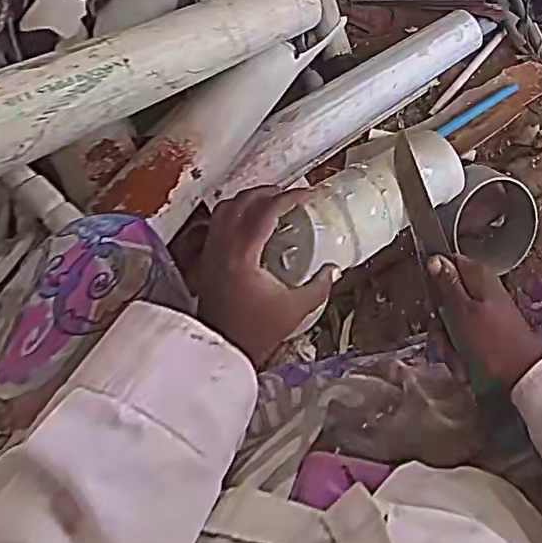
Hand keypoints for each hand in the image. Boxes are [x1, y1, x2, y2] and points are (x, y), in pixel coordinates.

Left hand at [194, 186, 336, 366]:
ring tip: (270, 202)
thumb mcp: (295, 309)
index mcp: (243, 254)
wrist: (222, 350)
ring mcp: (211, 252)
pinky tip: (250, 222)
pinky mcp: (206, 260)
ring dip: (249, 198)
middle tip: (291, 195)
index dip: (289, 197)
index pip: (266, 211)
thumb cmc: (256, 332)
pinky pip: (218, 222)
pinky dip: (235, 212)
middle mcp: (223, 247)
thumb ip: (319, 286)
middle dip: (269, 192)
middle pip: (243, 202)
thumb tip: (334, 269)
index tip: (307, 194)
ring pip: (226, 208)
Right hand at [427, 254, 541, 389]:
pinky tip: (466, 367)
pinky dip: (461, 354)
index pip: (447, 264)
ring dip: (450, 344)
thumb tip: (434, 258)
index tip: (432, 303)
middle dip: (441, 324)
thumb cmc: (490, 343)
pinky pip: (464, 339)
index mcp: (478, 275)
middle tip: (445, 339)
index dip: (435, 283)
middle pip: (446, 298)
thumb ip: (447, 284)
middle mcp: (483, 289)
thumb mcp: (461, 312)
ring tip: (458, 358)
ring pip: (452, 323)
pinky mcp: (489, 333)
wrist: (522, 378)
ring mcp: (486, 312)